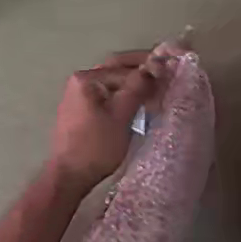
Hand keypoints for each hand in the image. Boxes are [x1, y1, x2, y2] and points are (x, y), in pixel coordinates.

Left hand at [49, 49, 163, 193]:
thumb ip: (138, 87)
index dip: (149, 67)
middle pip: (116, 68)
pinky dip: (124, 93)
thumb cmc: (96, 146)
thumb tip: (156, 65)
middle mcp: (80, 82)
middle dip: (140, 68)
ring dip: (133, 81)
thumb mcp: (121, 115)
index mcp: (86, 79)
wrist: (70, 176)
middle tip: (165, 70)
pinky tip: (138, 101)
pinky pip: (107, 94)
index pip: (124, 66)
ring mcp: (79, 96)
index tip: (171, 70)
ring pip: (112, 82)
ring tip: (155, 86)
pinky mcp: (82, 110)